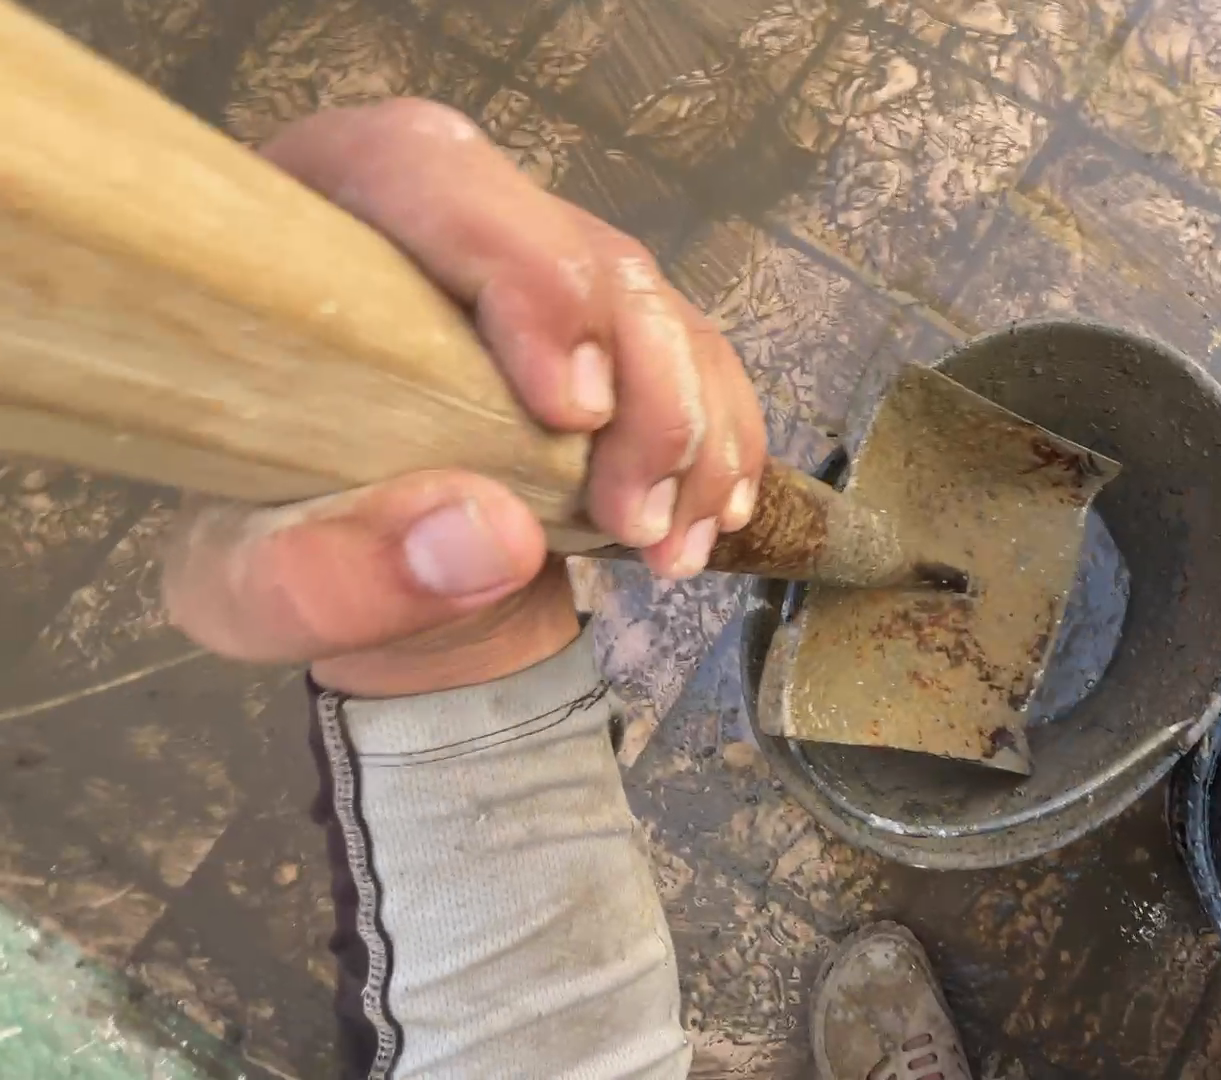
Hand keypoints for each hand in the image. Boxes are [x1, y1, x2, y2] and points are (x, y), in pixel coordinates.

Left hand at [162, 99, 766, 696]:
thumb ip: (334, 572)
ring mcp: (574, 292)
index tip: (574, 415)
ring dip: (698, 445)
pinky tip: (715, 518)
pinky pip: (718, 373)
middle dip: (647, 405)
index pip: (439, 182)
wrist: (419, 572)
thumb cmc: (313, 554)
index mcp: (332, 237)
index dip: (531, 282)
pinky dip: (730, 451)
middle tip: (637, 523)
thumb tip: (489, 535)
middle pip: (602, 267)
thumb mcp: (264, 591)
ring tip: (672, 550)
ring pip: (677, 325)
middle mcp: (472, 238)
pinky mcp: (642, 346)